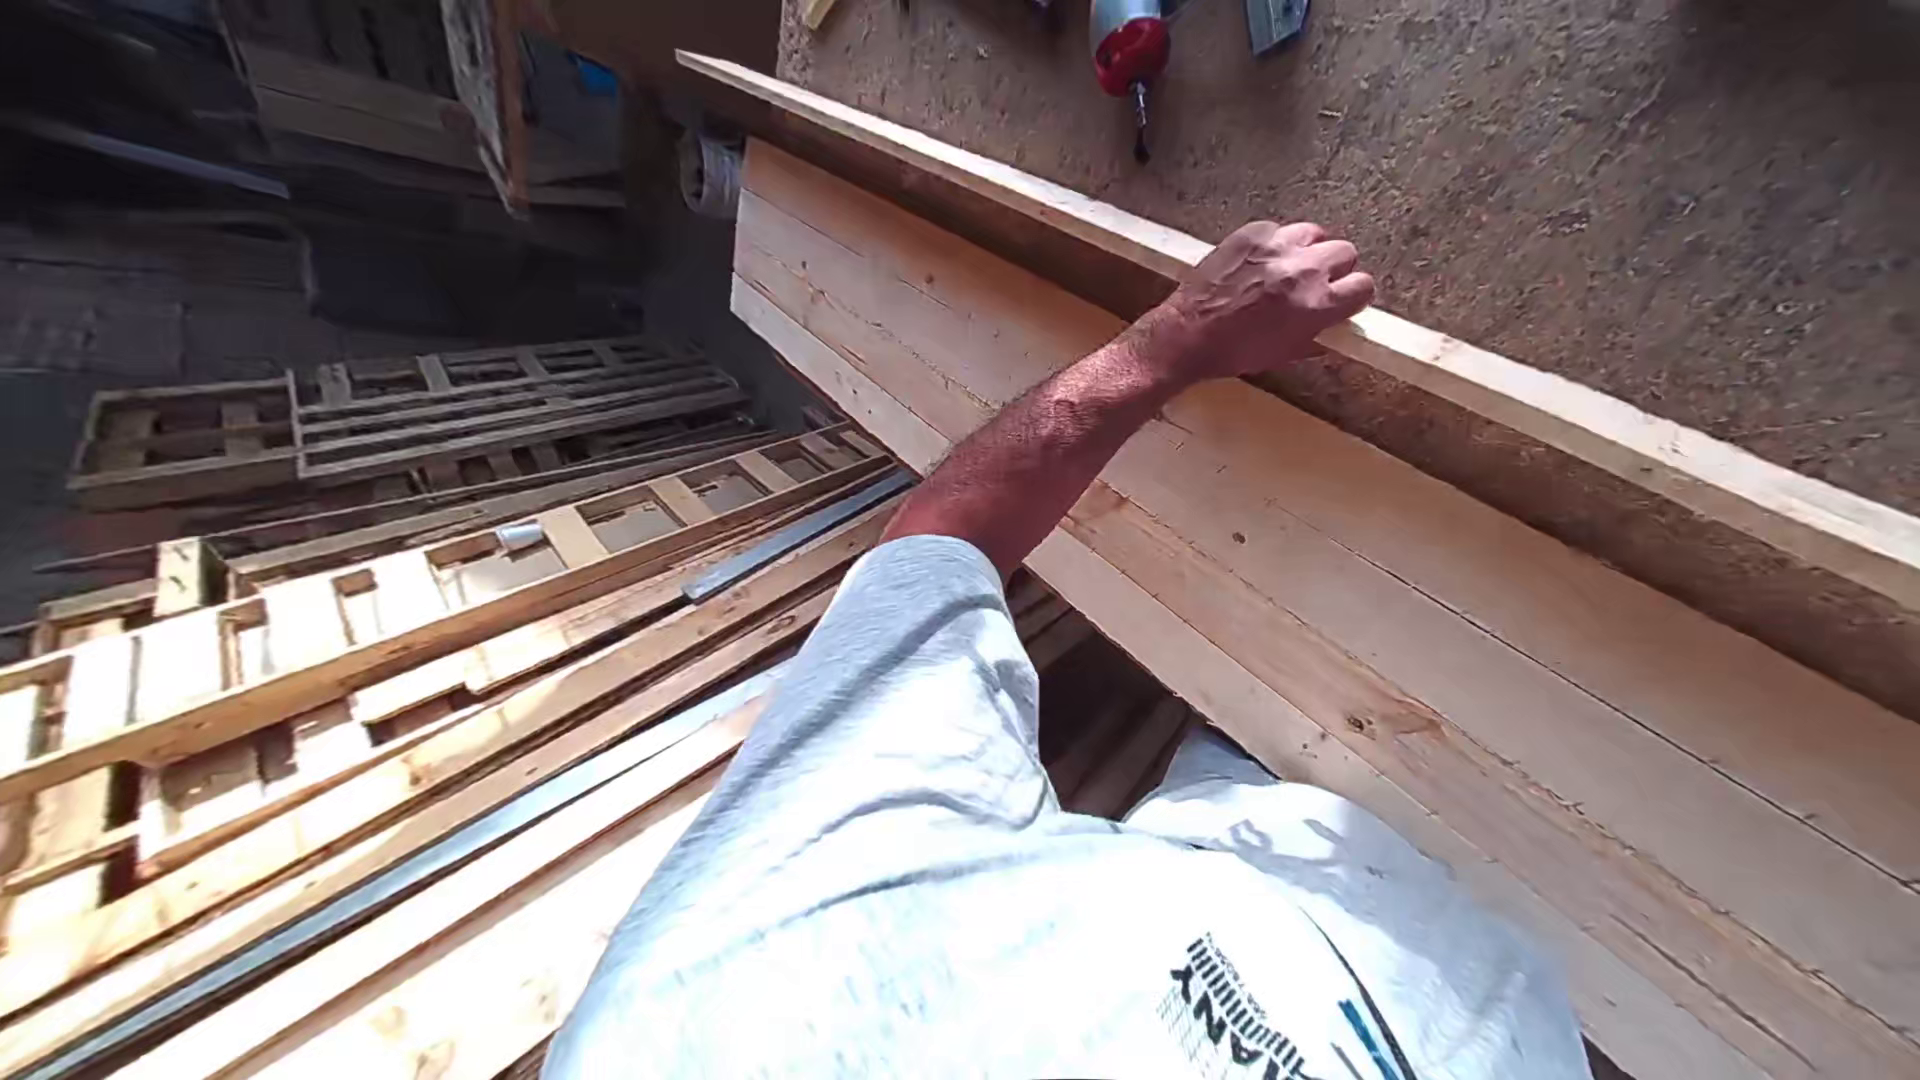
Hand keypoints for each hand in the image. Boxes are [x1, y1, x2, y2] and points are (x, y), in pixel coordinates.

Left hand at [1131, 221, 1374, 385]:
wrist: (1185, 336)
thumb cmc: (1231, 353)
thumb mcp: (1280, 355)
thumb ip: (1313, 336)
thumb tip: (1329, 330)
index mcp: (1316, 304)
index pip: (1363, 286)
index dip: (1351, 295)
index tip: (1340, 300)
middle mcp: (1303, 270)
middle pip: (1344, 253)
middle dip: (1333, 270)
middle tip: (1312, 284)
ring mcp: (1277, 247)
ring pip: (1314, 234)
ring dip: (1306, 250)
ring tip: (1285, 269)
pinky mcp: (1252, 233)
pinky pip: (1278, 230)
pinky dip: (1273, 245)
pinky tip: (1256, 264)